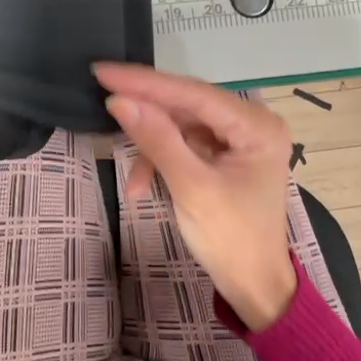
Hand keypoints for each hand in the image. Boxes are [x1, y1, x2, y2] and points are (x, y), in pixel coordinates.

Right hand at [94, 63, 298, 329]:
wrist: (255, 288)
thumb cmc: (231, 240)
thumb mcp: (191, 189)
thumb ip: (157, 140)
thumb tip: (119, 101)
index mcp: (257, 126)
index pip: (193, 93)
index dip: (146, 83)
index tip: (104, 72)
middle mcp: (252, 123)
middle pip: (188, 104)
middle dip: (146, 110)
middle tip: (102, 97)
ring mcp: (239, 139)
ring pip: (182, 124)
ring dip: (152, 146)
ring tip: (130, 177)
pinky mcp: (226, 155)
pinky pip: (185, 143)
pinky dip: (162, 160)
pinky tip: (141, 186)